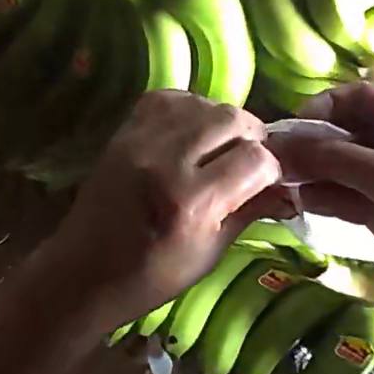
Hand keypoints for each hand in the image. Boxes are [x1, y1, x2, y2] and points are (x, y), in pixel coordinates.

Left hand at [36, 91, 288, 332]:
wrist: (83, 270)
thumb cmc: (150, 276)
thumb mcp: (210, 253)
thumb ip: (251, 211)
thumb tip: (290, 189)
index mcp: (190, 203)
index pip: (254, 159)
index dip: (271, 168)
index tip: (269, 181)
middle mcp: (166, 161)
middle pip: (232, 118)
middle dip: (252, 137)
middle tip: (250, 159)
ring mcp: (141, 140)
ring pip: (204, 103)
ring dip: (224, 121)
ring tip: (222, 146)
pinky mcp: (125, 131)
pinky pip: (170, 98)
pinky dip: (191, 109)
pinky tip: (193, 131)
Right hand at [269, 84, 373, 319]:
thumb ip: (334, 159)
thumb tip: (281, 143)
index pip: (357, 97)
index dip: (323, 106)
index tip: (290, 127)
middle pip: (346, 134)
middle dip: (311, 144)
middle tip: (272, 163)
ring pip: (344, 170)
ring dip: (314, 175)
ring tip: (278, 185)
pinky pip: (351, 201)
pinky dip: (327, 200)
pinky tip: (300, 204)